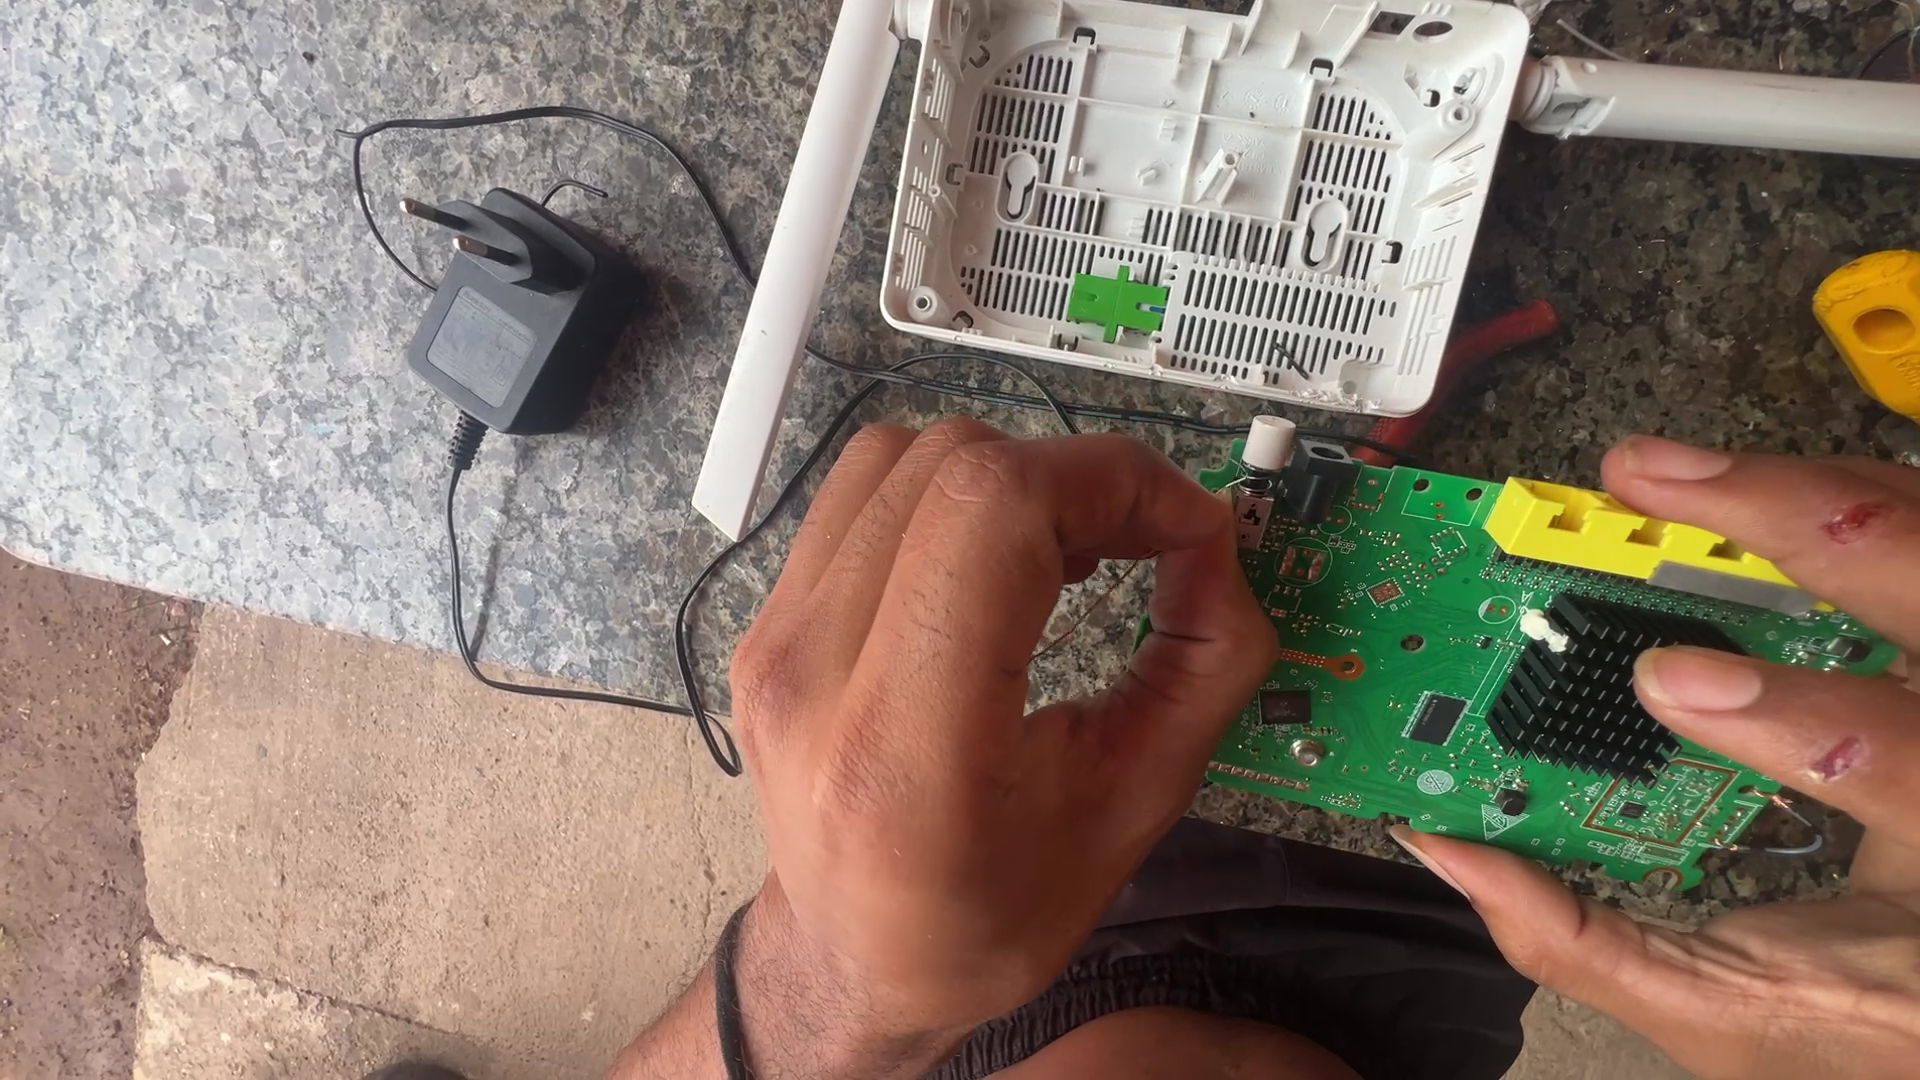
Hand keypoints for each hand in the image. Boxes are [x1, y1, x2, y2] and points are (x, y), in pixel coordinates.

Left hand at [725, 418, 1276, 1072]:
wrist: (852, 953)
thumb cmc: (986, 913)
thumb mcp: (1130, 810)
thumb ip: (1201, 663)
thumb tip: (1212, 540)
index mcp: (904, 750)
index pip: (992, 509)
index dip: (1109, 480)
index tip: (1178, 523)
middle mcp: (812, 671)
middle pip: (955, 466)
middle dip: (1073, 478)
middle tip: (1128, 543)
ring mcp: (774, 633)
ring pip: (905, 455)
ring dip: (1009, 480)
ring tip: (1055, 554)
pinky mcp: (768, 614)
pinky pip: (863, 489)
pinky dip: (947, 493)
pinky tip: (984, 558)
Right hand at [1394, 436, 1919, 1079]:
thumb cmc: (1878, 1026)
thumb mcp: (1732, 1012)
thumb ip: (1579, 939)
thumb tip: (1441, 846)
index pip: (1905, 765)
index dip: (1796, 715)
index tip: (1666, 677)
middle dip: (1794, 523)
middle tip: (1647, 481)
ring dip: (1806, 492)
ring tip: (1668, 472)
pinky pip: (1915, 546)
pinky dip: (1828, 503)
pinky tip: (1741, 496)